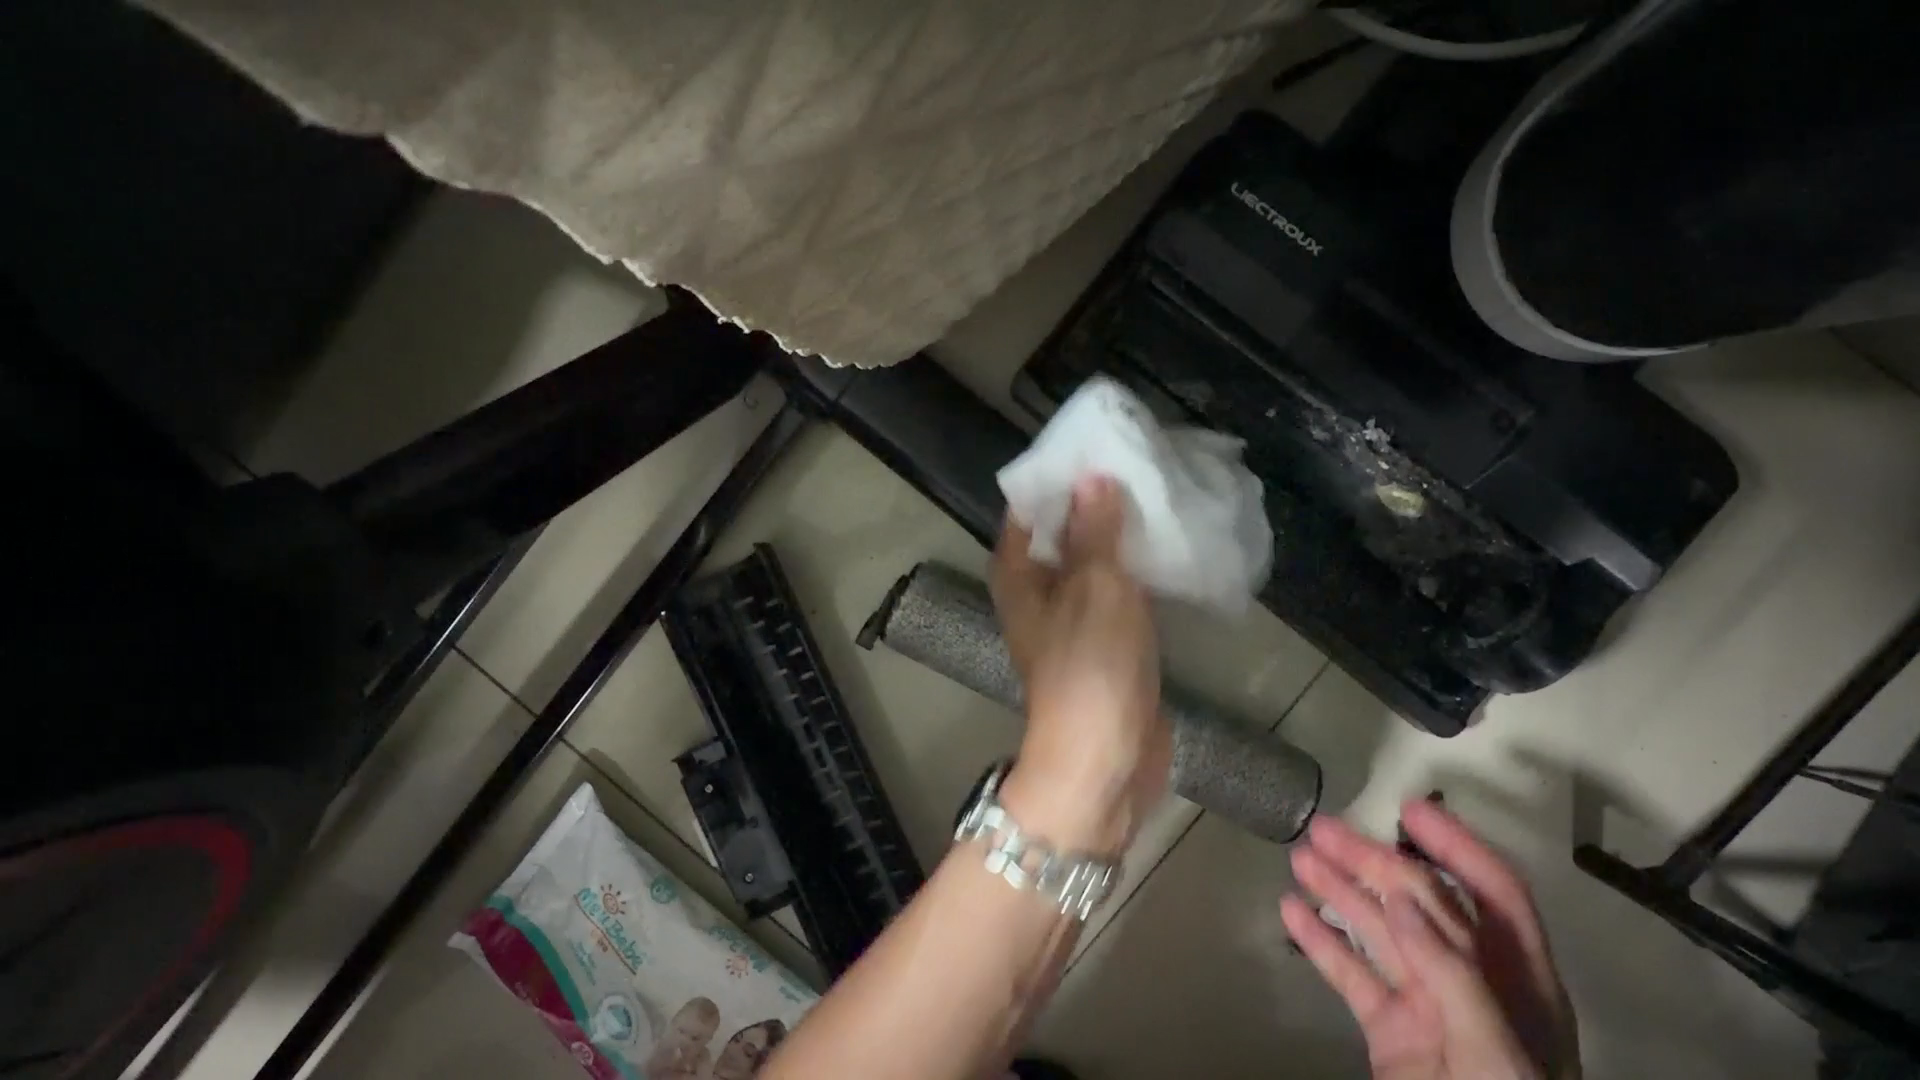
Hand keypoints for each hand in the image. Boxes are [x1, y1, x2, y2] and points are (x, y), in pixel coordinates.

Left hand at [990, 476, 1168, 854]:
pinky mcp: (1106, 641)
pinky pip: (1120, 592)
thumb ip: (1095, 529)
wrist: (1105, 760)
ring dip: (1122, 534)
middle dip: (1099, 501)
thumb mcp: (1095, 585)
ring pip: (1095, 561)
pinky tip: (1171, 546)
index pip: (1031, 505)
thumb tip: (1092, 476)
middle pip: (1065, 531)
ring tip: (1163, 494)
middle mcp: (1037, 590)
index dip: (1062, 475)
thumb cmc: (1090, 665)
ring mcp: (1072, 617)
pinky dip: (1139, 569)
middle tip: (1144, 463)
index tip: (1101, 444)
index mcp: (1017, 571)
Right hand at [1280, 800, 1578, 1079]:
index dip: (1456, 847)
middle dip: (1373, 861)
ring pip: (1378, 933)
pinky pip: (1351, 977)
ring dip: (1339, 891)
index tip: (1411, 809)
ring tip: (1300, 858)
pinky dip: (1320, 943)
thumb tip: (1404, 900)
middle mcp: (1470, 980)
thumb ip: (1456, 977)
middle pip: (1420, 904)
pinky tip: (1290, 913)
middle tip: (1322, 830)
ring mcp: (1427, 1005)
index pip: (1492, 894)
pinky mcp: (1389, 1032)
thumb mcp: (1496, 1053)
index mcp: (1516, 980)